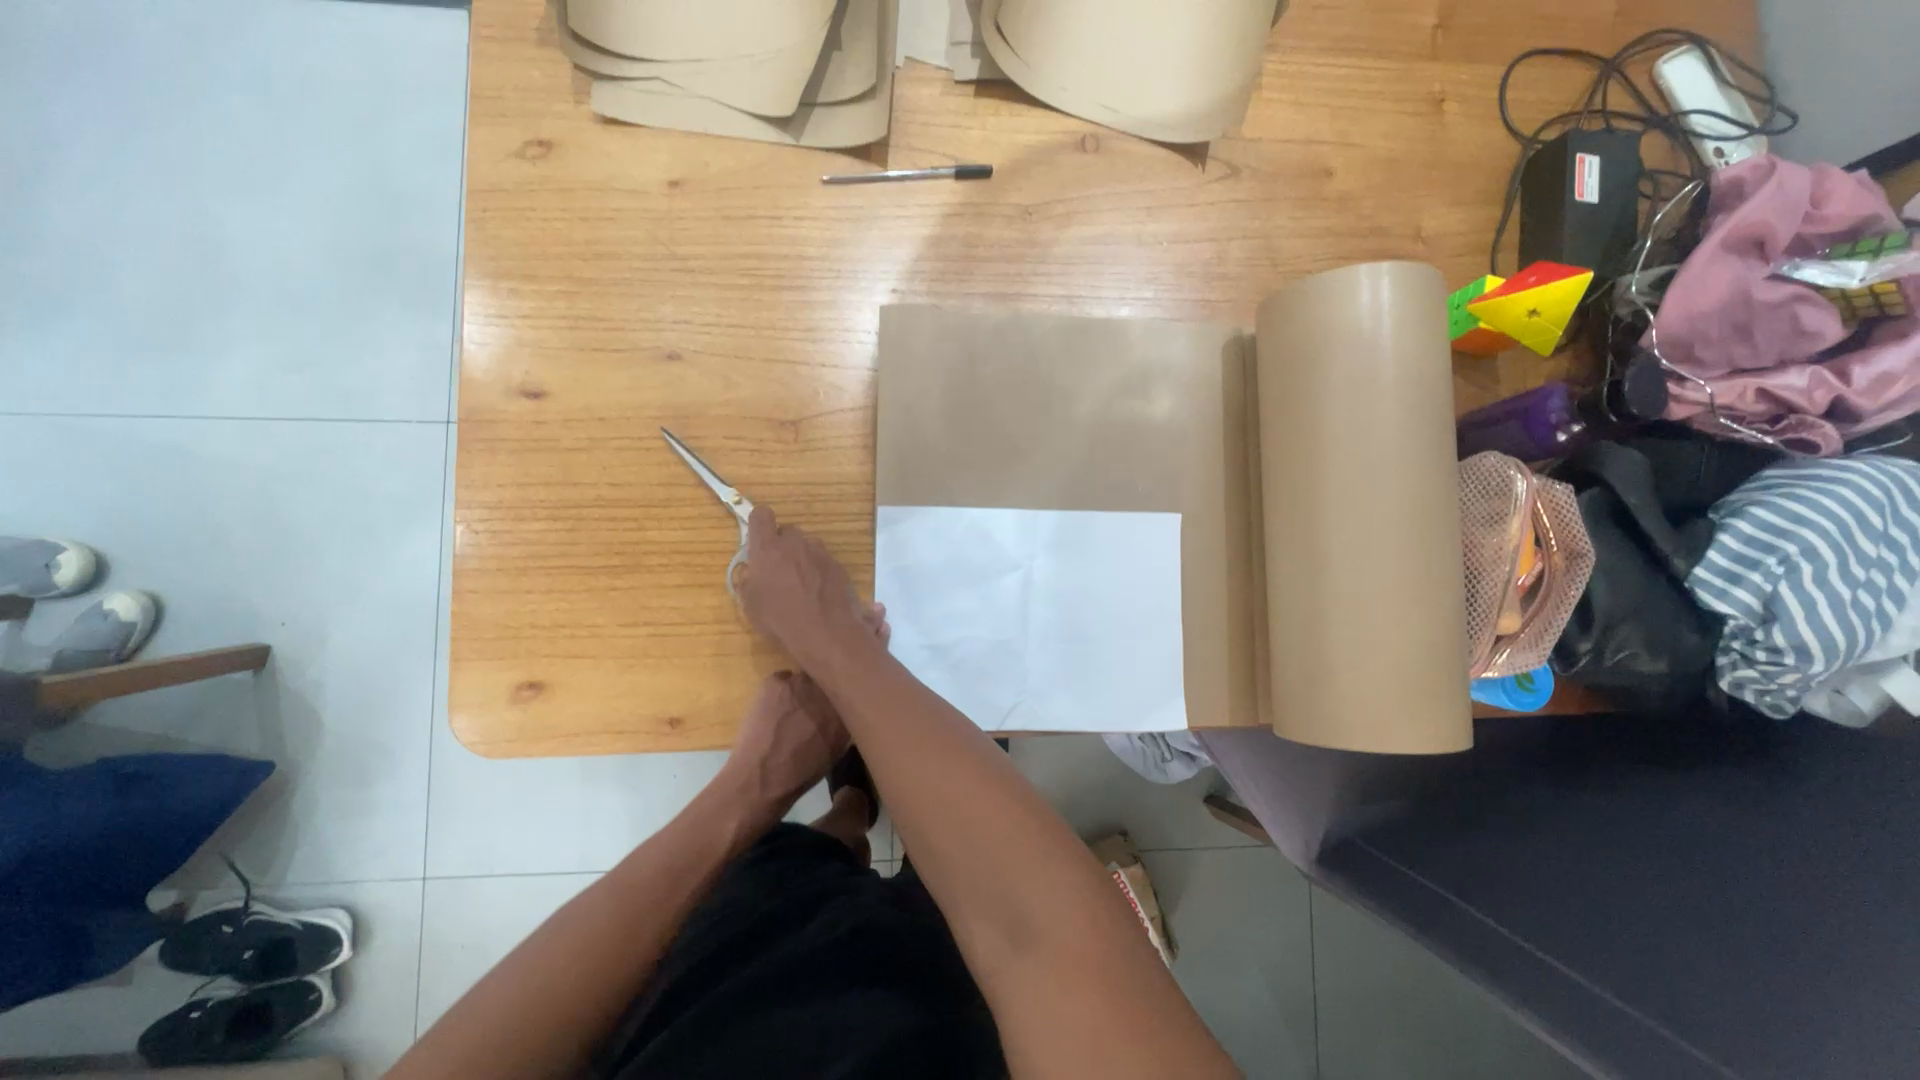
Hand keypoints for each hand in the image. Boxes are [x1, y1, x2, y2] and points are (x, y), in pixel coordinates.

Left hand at [724, 671, 849, 822]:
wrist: (762, 776)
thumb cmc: (802, 773)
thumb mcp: (836, 750)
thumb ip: (844, 724)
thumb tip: (842, 710)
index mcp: (846, 708)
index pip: (847, 692)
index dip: (839, 698)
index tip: (833, 706)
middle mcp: (827, 689)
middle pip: (826, 682)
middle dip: (820, 693)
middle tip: (812, 708)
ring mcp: (801, 682)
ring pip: (803, 679)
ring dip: (800, 690)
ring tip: (791, 710)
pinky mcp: (775, 681)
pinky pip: (782, 679)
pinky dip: (781, 690)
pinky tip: (774, 708)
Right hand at [741, 505, 884, 668]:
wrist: (824, 631)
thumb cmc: (779, 619)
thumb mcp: (751, 605)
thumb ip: (748, 581)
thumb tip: (750, 572)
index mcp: (768, 548)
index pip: (761, 515)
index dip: (759, 523)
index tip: (758, 539)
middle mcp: (795, 543)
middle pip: (787, 531)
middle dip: (782, 545)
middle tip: (779, 569)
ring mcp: (820, 552)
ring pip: (808, 545)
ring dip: (802, 557)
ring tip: (802, 584)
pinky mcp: (838, 565)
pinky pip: (824, 561)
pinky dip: (820, 570)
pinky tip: (819, 593)